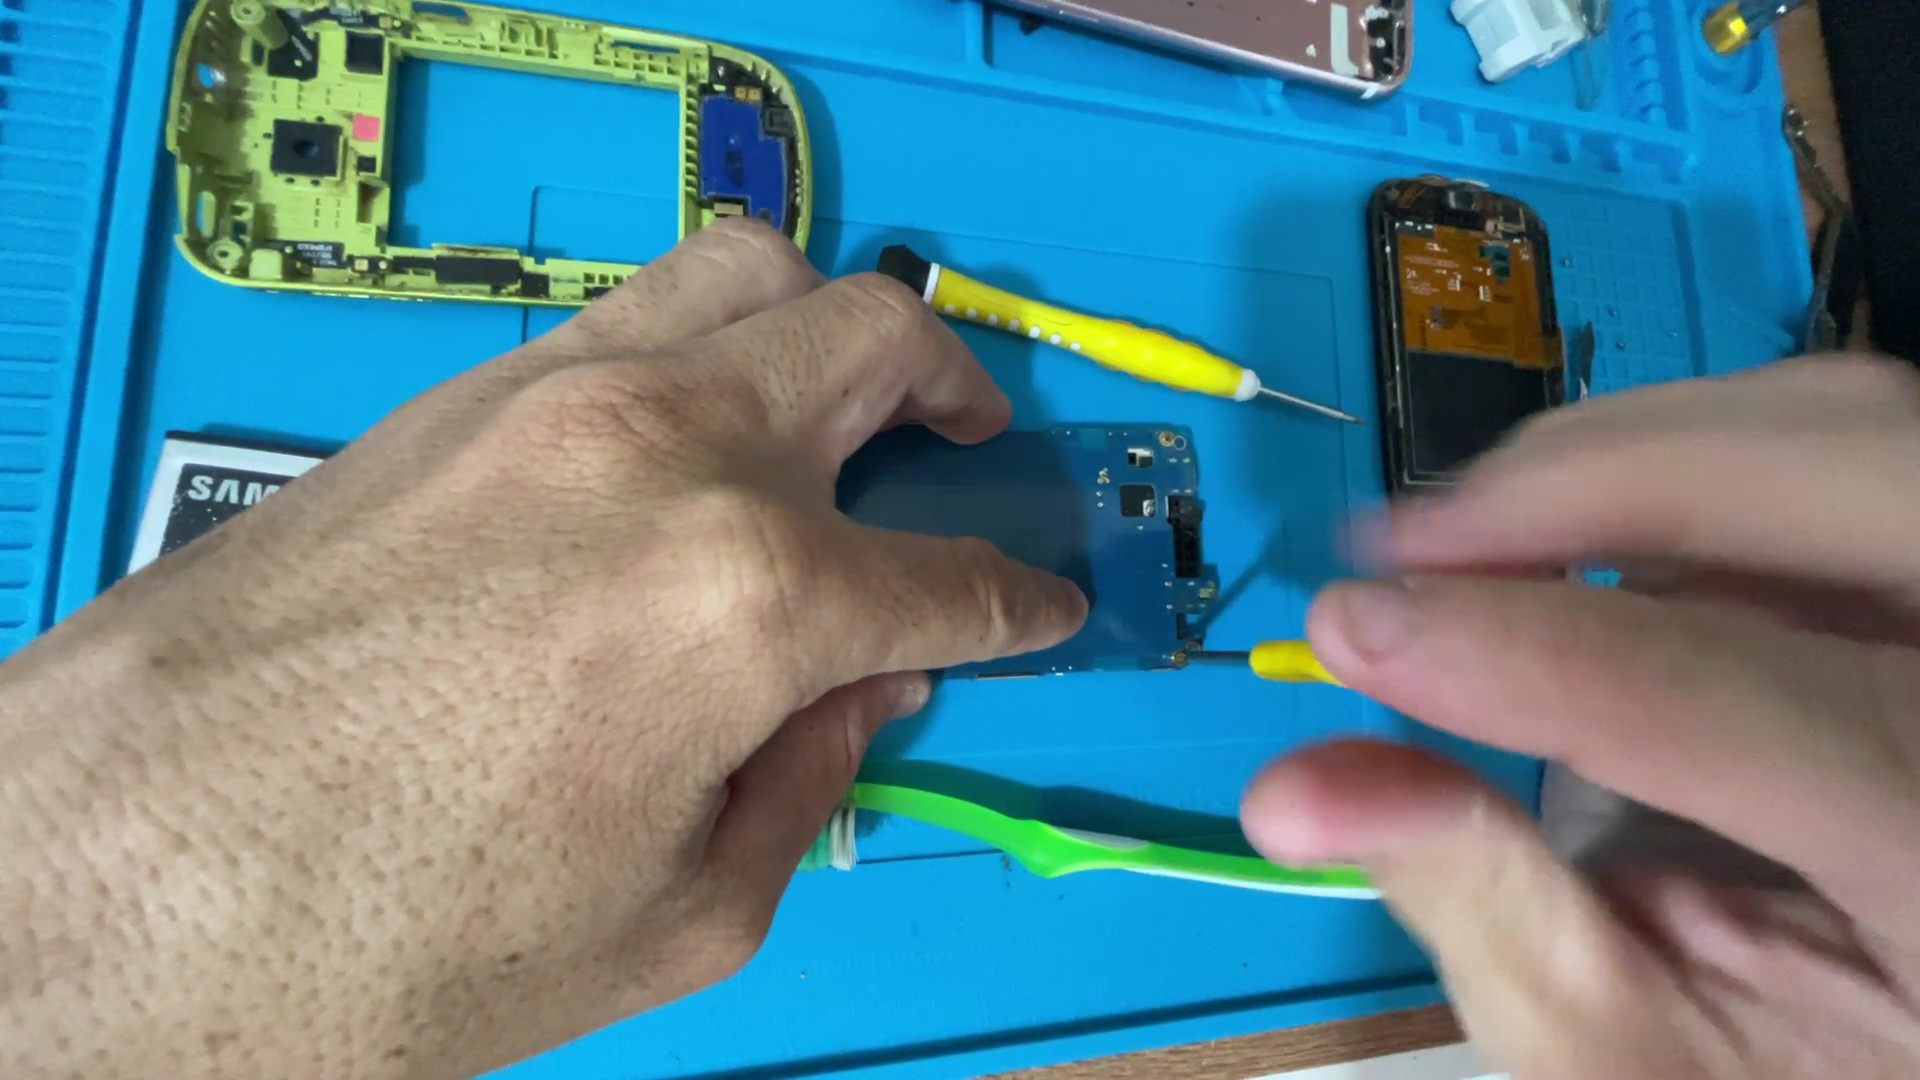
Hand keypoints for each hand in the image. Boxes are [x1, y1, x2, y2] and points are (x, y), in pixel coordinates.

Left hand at [0, 220, 1085, 1078]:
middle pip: (877, 338)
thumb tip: (881, 680)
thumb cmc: (411, 951)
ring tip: (849, 403)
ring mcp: (569, 392)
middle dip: (958, 386)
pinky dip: (726, 345)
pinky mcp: (473, 386)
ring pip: (760, 273)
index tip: (1048, 607)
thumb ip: (817, 769)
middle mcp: (681, 455)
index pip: (950, 582)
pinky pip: (650, 312)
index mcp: (753, 601)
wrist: (79, 902)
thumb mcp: (692, 908)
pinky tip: (714, 431)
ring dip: (838, 328)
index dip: (1019, 604)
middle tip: (971, 439)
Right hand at [1240, 358, 1919, 1076]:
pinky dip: (1643, 471)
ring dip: (1589, 471)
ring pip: (1808, 422)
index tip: (1339, 624)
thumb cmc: (1795, 1068)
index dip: (1503, 644)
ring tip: (1457, 551)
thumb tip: (1288, 794)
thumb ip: (1470, 898)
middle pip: (1818, 469)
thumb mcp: (1634, 1044)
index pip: (1714, 698)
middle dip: (1558, 490)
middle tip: (1392, 548)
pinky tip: (1559, 548)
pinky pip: (1798, 440)